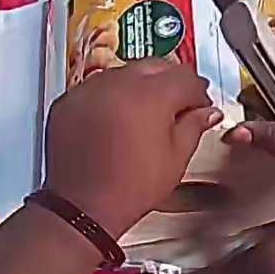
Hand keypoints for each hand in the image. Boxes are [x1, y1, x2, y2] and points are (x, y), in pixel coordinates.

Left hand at [43, 58, 221, 236]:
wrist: (83, 206)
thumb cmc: (129, 188)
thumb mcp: (175, 159)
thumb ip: (193, 127)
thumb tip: (206, 113)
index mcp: (151, 95)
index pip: (185, 77)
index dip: (198, 92)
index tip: (200, 104)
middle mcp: (118, 84)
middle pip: (154, 67)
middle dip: (170, 82)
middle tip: (176, 105)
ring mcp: (90, 90)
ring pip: (122, 73)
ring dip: (137, 86)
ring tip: (144, 113)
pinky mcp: (69, 101)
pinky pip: (95, 88)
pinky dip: (109, 97)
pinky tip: (115, 119)